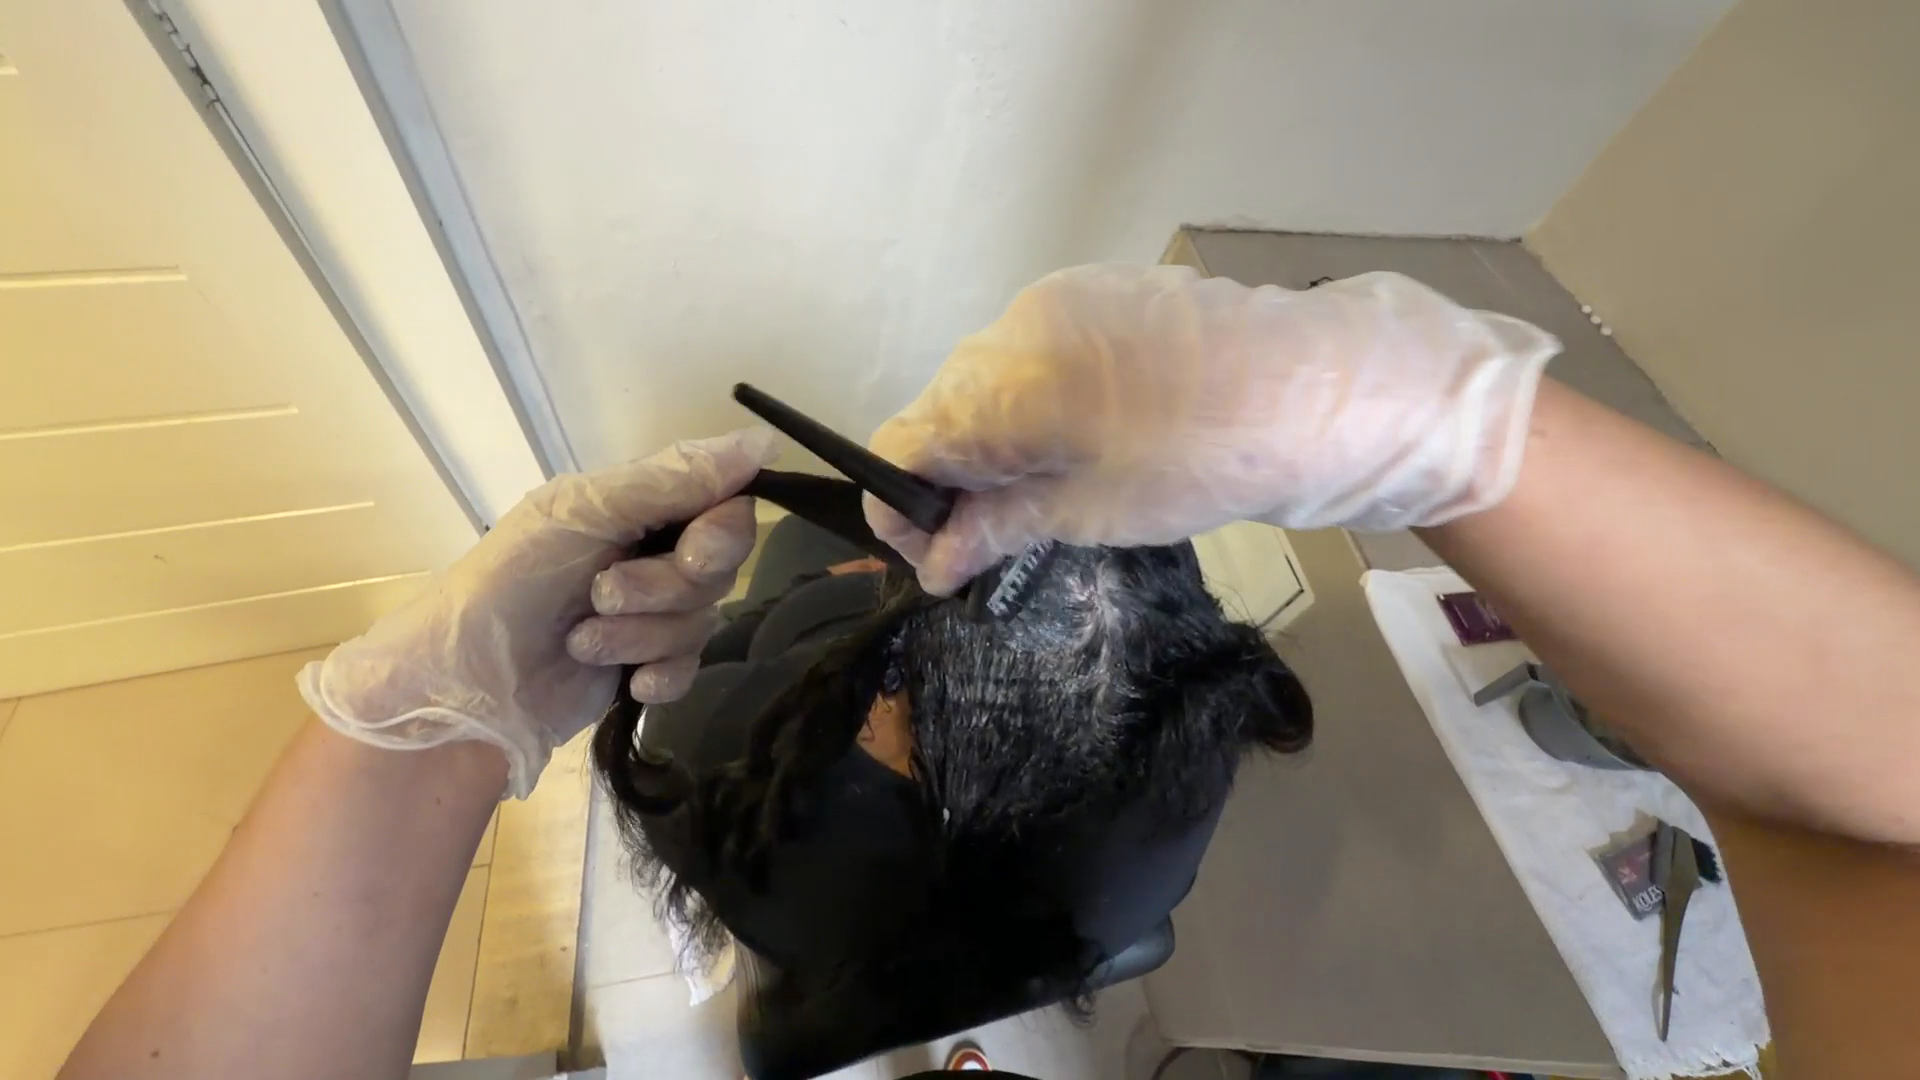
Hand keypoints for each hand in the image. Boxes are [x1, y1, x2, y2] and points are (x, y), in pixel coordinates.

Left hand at [298, 429, 774, 796]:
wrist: (462, 687)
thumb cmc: (510, 581)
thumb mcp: (586, 512)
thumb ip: (674, 479)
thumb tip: (766, 441)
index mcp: (646, 506)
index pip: (729, 506)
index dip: (723, 532)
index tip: (694, 552)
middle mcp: (659, 554)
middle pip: (723, 568)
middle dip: (663, 589)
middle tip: (603, 594)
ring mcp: (658, 613)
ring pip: (704, 621)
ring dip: (642, 634)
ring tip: (582, 639)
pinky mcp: (651, 665)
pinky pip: (692, 668)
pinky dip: (659, 675)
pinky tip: (625, 680)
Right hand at [866, 264, 1557, 593]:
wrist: (1316, 389)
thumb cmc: (1202, 466)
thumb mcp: (1088, 511)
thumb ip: (997, 527)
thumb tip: (936, 567)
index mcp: (1003, 388)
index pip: (901, 444)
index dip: (899, 508)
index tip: (931, 552)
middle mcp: (1009, 329)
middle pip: (936, 413)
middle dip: (944, 478)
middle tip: (982, 534)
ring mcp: (1049, 300)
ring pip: (978, 382)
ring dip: (983, 440)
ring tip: (1031, 485)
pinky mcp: (1086, 290)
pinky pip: (1021, 354)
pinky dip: (1020, 402)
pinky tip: (1065, 434)